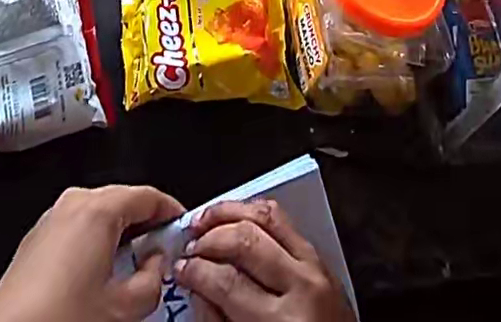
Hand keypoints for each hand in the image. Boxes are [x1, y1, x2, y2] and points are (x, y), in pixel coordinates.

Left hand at [0, 185, 185, 321]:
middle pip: (123, 200)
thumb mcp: (123, 308)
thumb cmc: (60, 319)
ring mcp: (53, 216)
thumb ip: (152, 281)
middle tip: (163, 251)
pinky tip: (102, 273)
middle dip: (145, 224)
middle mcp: (74, 202)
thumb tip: (156, 266)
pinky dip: (96, 240)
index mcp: (99, 209)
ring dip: (121, 233)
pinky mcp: (38, 235)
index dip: (170, 211)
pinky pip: (78, 225)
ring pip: (100, 212)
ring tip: (134, 267)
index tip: (182, 227)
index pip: (148, 196)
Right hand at [173, 200, 354, 321]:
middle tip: (189, 246)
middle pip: (244, 241)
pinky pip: (283, 218)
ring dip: (228, 213)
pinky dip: (254, 210)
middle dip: (209, 239)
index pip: (228, 282)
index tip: (179, 270)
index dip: (196, 272)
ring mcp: (315, 267)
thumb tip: (198, 289)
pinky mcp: (321, 258)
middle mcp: (302, 288)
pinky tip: (235, 216)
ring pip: (264, 217)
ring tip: (204, 220)